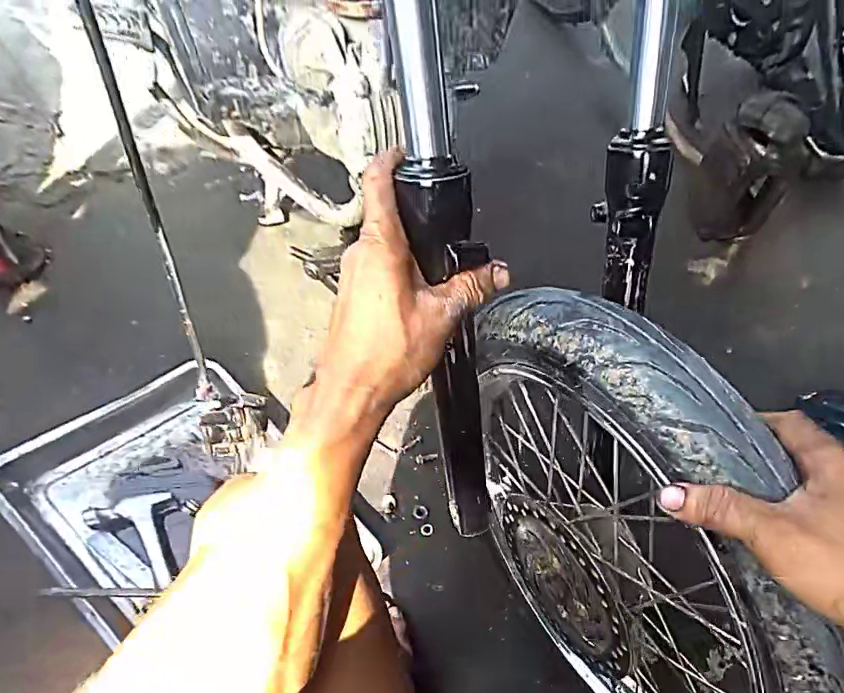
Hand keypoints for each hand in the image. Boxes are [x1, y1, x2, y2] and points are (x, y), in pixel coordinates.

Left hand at [314, 148, 510, 406]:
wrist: (351, 391)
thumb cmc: (384, 356)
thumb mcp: (441, 317)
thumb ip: (470, 288)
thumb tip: (494, 273)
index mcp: (380, 247)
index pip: (377, 182)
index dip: (390, 159)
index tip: (402, 151)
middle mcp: (358, 255)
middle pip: (385, 218)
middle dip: (413, 220)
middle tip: (439, 231)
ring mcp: (350, 276)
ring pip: (381, 248)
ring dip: (406, 253)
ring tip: (433, 278)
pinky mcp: (349, 297)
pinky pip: (374, 272)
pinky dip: (395, 275)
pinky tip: (414, 303)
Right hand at [656, 411, 843, 645]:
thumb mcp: (773, 534)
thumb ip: (723, 509)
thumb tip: (672, 494)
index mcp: (835, 461)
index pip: (789, 423)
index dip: (754, 424)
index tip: (723, 436)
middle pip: (801, 453)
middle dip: (762, 461)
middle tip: (725, 474)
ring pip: (815, 484)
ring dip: (782, 490)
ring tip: (747, 505)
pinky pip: (828, 510)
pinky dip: (800, 513)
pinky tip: (784, 536)